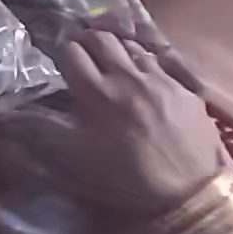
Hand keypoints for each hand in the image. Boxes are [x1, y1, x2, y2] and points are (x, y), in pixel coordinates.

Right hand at [59, 30, 231, 221]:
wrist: (191, 194)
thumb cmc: (128, 179)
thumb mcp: (82, 156)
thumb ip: (61, 124)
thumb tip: (41, 108)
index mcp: (97, 94)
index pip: (72, 53)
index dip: (64, 53)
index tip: (62, 60)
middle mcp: (127, 78)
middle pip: (102, 39)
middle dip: (88, 41)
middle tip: (84, 51)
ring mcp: (160, 79)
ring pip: (132, 46)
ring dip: (118, 49)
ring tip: (113, 60)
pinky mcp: (185, 88)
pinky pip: (160, 62)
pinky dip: (145, 64)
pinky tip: (143, 76)